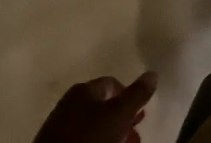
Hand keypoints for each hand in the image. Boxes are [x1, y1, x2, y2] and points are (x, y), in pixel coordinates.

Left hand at [33, 71, 157, 142]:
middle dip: (123, 120)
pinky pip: (82, 138)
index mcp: (83, 90)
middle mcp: (69, 103)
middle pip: (104, 106)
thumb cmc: (90, 137)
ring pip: (94, 125)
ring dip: (113, 134)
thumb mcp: (120, 114)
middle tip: (134, 135)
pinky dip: (97, 141)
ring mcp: (59, 126)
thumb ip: (137, 93)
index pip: (113, 84)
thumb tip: (152, 74)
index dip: (130, 97)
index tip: (140, 115)